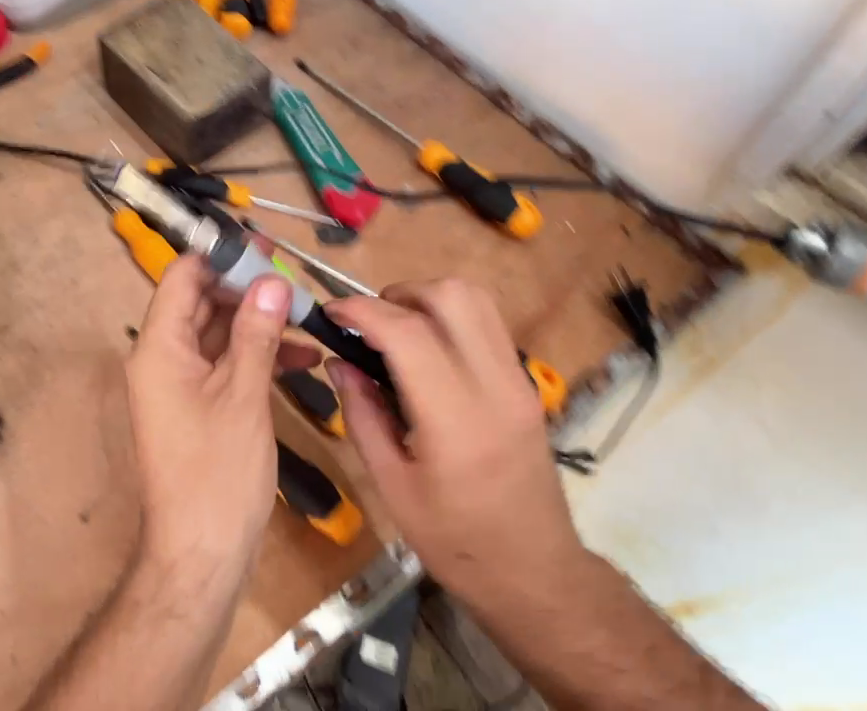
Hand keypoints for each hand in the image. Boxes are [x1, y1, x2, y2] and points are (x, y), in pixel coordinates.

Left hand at [125, 254, 318, 584]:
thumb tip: (271, 282)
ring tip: (307, 318)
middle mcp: (162, 360)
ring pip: (217, 335)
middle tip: (295, 281)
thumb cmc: (218, 472)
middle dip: (246, 290)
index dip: (220, 258)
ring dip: (258, 324)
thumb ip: (256, 334)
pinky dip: (256, 357)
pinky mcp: (197, 409)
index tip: (264, 248)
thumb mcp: (243, 396)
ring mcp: (179, 386)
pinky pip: (224, 366)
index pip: (182, 278)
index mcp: (159, 349)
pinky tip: (301, 358)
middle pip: (201, 304)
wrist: (200, 554)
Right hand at [323, 280, 593, 604]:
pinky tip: (426, 351)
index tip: (331, 311)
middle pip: (451, 297)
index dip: (363, 311)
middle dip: (399, 294)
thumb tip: (338, 361)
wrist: (535, 572)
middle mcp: (495, 387)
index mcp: (455, 421)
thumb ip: (362, 415)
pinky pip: (488, 324)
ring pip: (476, 299)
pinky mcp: (527, 384)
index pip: (408, 334)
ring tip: (395, 330)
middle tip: (368, 323)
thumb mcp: (391, 486)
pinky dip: (450, 317)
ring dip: (427, 299)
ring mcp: (519, 381)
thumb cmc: (455, 541)